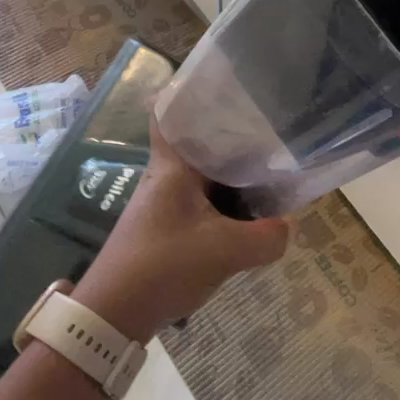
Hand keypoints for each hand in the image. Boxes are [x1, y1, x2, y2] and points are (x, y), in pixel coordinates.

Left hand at [68, 113, 290, 342]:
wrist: (111, 317)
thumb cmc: (162, 267)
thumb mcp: (224, 252)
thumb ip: (266, 237)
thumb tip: (288, 226)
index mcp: (173, 168)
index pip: (169, 114)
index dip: (188, 92)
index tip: (221, 82)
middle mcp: (165, 179)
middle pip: (198, 145)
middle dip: (230, 137)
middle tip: (268, 128)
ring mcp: (162, 207)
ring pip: (202, 177)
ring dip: (229, 175)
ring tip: (267, 169)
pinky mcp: (163, 233)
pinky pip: (200, 205)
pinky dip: (223, 204)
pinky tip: (246, 216)